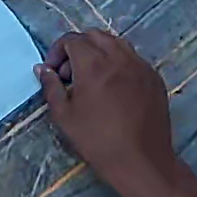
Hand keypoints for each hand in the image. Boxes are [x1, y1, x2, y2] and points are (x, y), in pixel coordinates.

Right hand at [36, 30, 192, 196]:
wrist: (141, 161)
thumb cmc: (97, 141)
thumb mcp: (64, 115)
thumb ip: (51, 86)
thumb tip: (43, 69)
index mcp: (94, 65)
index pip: (71, 40)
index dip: (56, 52)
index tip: (53, 72)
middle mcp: (119, 58)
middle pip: (94, 35)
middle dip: (77, 48)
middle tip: (69, 73)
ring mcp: (140, 66)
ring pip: (116, 43)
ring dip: (98, 52)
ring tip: (91, 78)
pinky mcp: (154, 78)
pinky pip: (132, 58)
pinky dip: (117, 63)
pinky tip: (112, 87)